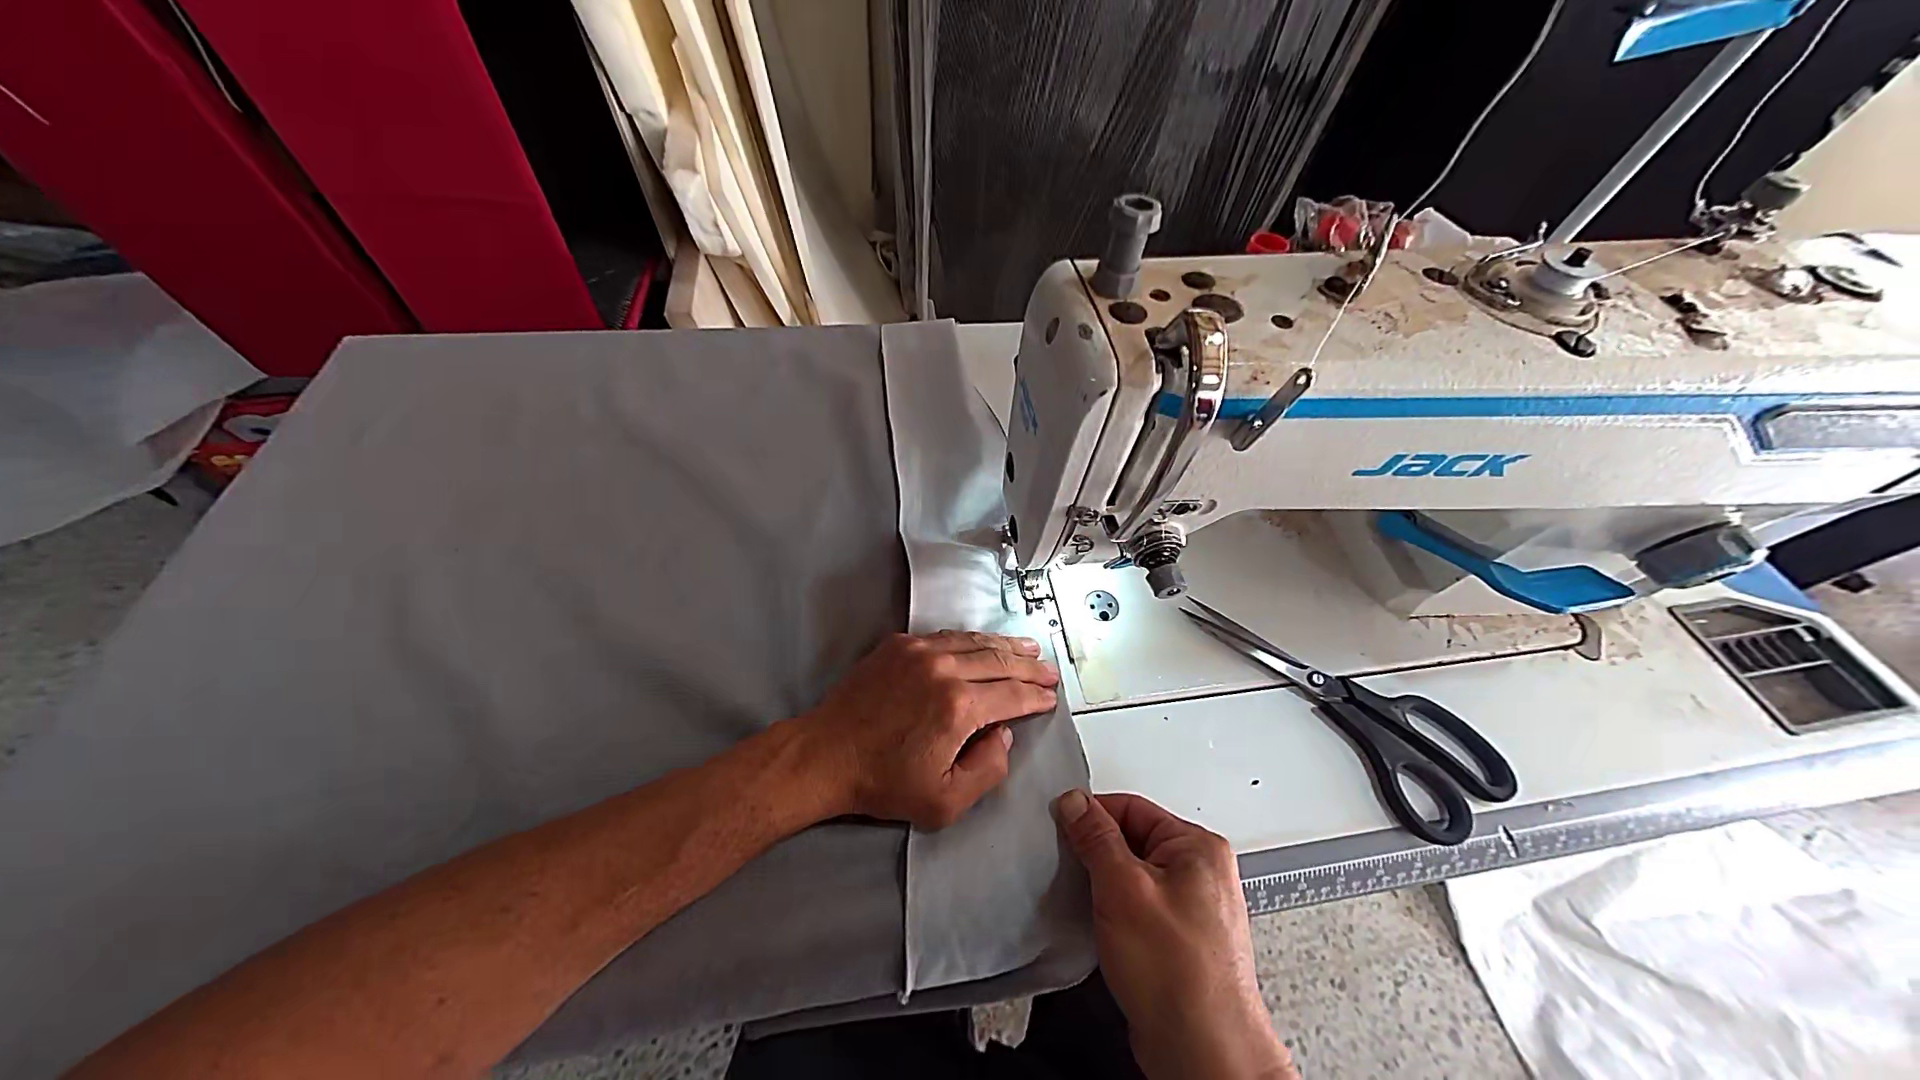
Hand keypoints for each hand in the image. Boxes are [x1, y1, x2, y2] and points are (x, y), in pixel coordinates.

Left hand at [796, 631, 1059, 828]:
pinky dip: (972, 639)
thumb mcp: (945, 801)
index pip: (1013, 694)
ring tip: (1027, 647)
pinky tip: (982, 642)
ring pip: (976, 642)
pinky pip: (947, 636)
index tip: (1048, 698)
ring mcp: (919, 652)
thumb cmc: (880, 780)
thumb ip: (988, 770)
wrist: (826, 755)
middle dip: (1030, 666)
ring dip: (1006, 645)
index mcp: (958, 706)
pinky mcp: (899, 646)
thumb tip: (1002, 735)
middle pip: (1001, 661)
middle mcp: (942, 670)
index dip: (1036, 696)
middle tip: (1047, 671)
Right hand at [1054, 790, 1296, 1079]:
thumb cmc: (1181, 977)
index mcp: (1198, 847)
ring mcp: (1190, 906)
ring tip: (1089, 901)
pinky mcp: (1177, 937)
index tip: (1062, 824)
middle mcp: (1200, 872)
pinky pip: (1137, 904)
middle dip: (1097, 852)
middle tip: (1073, 865)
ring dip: (1104, 883)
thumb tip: (1076, 804)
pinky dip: (1114, 909)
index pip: (1132, 807)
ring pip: (1131, 873)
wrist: (1202, 1053)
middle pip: (1132, 838)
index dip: (1092, 814)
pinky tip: (1101, 926)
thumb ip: (1096, 838)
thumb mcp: (1123, 888)